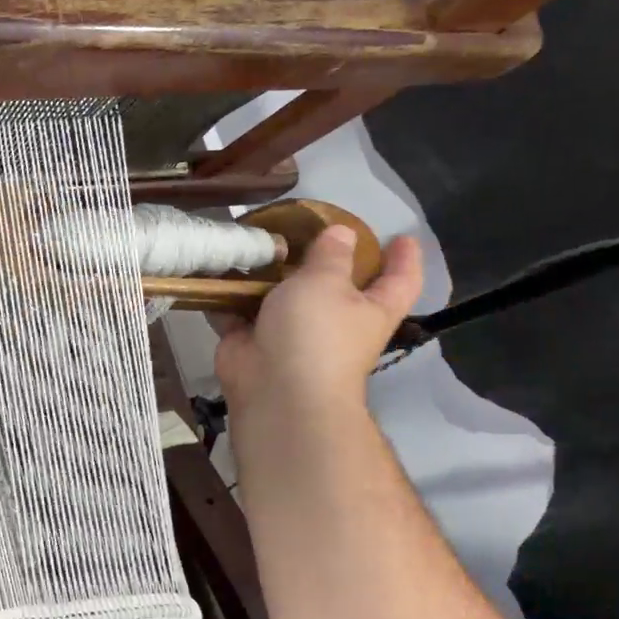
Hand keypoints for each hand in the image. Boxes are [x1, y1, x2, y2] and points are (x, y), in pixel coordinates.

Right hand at [214, 225, 422, 412]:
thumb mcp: (326, 282)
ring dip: (267, 276)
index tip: (402, 236)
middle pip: (336, 287)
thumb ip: (330, 255)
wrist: (275, 388)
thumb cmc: (315, 332)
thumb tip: (342, 232)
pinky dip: (226, 297)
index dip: (405, 258)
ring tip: (253, 244)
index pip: (400, 280)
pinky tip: (214, 271)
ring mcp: (292, 333)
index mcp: (371, 309)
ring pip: (281, 298)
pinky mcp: (252, 341)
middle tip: (304, 230)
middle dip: (323, 262)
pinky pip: (238, 313)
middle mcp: (335, 322)